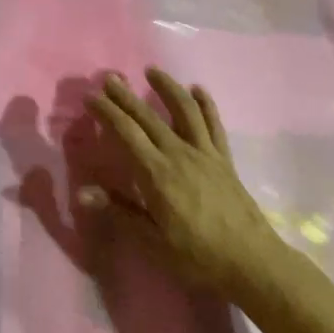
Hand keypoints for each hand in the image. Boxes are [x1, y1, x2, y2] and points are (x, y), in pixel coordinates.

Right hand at [85, 68, 281, 293]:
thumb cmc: (197, 256)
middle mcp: (180, 154)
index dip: (107, 112)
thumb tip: (81, 192)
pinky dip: (205, 104)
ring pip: (184, 111)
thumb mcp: (152, 241)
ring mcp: (205, 154)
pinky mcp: (225, 159)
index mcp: (157, 174)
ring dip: (167, 87)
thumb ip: (119, 211)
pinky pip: (214, 125)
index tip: (90, 96)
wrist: (252, 261)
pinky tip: (198, 89)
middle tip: (110, 77)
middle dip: (126, 96)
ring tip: (152, 71)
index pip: (126, 133)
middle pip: (149, 117)